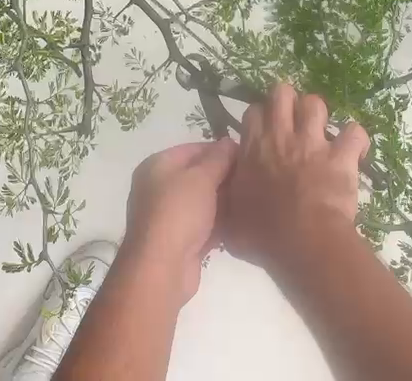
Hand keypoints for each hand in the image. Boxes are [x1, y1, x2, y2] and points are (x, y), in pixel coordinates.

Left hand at [121, 139, 238, 305]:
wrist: (162, 269)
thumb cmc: (179, 213)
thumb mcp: (201, 177)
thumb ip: (218, 158)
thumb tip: (229, 141)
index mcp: (158, 166)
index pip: (194, 149)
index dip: (220, 150)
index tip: (247, 155)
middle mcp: (160, 188)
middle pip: (199, 175)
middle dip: (225, 176)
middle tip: (254, 177)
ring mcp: (170, 216)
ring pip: (204, 201)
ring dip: (225, 200)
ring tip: (254, 197)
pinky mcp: (181, 240)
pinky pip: (205, 224)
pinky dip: (221, 222)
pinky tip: (244, 221)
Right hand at [218, 83, 367, 271]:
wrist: (303, 245)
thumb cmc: (264, 238)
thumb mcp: (231, 220)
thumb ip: (228, 196)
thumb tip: (225, 187)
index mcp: (253, 148)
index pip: (253, 111)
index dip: (260, 118)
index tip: (264, 132)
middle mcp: (281, 136)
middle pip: (282, 93)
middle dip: (288, 101)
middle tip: (292, 122)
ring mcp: (312, 143)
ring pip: (315, 103)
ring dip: (318, 115)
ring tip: (321, 131)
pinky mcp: (340, 155)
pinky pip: (354, 132)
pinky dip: (356, 139)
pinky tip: (354, 150)